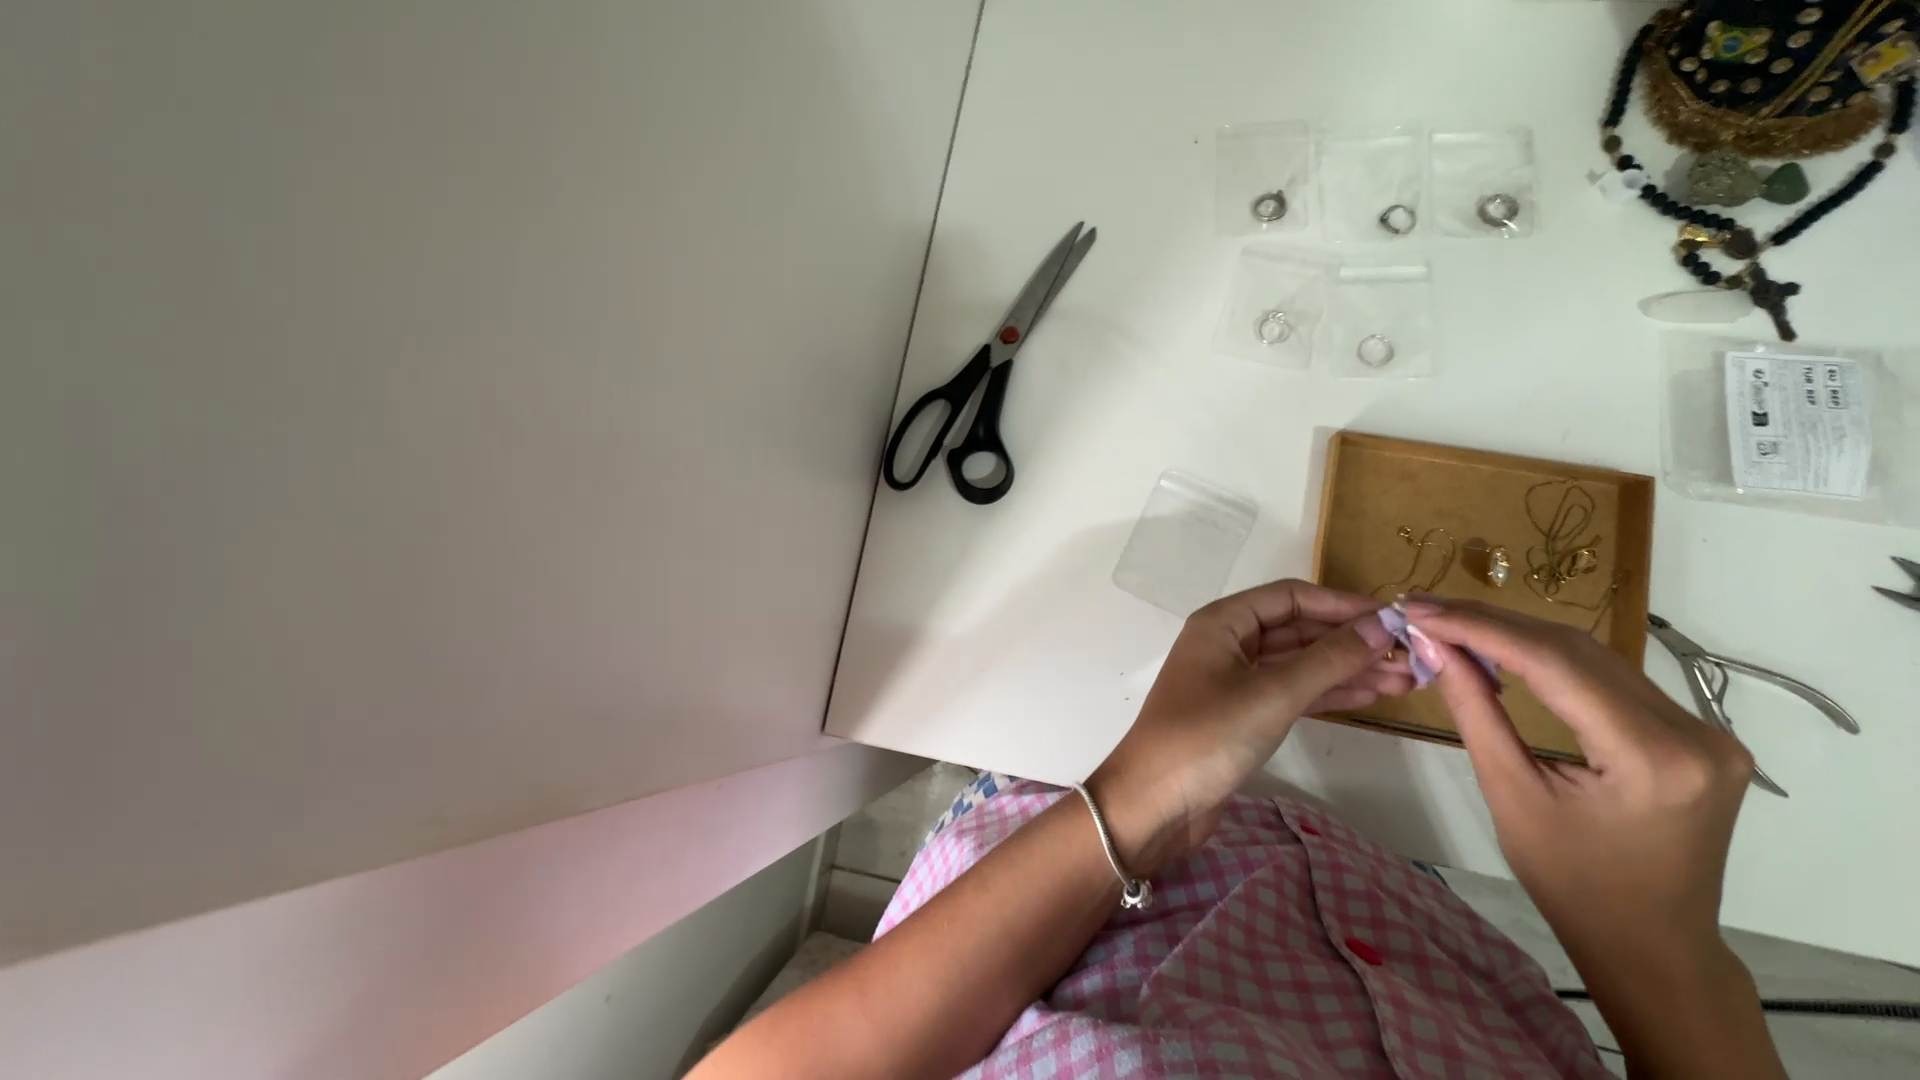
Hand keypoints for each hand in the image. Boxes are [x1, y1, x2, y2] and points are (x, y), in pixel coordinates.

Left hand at [1087, 580, 1409, 874]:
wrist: (1155, 803)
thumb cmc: (1207, 736)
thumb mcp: (1273, 693)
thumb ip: (1330, 658)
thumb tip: (1384, 625)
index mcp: (1222, 623)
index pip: (1292, 597)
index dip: (1343, 605)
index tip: (1396, 619)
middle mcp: (1227, 644)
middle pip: (1298, 629)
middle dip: (1352, 640)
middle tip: (1414, 654)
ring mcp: (1234, 681)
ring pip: (1300, 663)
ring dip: (1348, 668)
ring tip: (1409, 678)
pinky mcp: (1243, 715)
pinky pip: (1293, 692)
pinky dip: (1330, 693)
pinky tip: (1372, 695)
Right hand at [1404, 598, 1753, 973]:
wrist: (1652, 942)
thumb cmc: (1571, 883)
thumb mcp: (1511, 795)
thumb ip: (1475, 712)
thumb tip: (1434, 646)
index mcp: (1653, 757)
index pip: (1555, 664)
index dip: (1481, 628)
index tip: (1420, 610)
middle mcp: (1694, 732)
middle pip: (1577, 651)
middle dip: (1494, 623)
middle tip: (1425, 608)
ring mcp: (1704, 730)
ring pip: (1594, 657)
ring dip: (1518, 635)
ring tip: (1452, 621)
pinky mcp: (1695, 732)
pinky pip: (1611, 679)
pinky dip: (1549, 659)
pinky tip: (1503, 650)